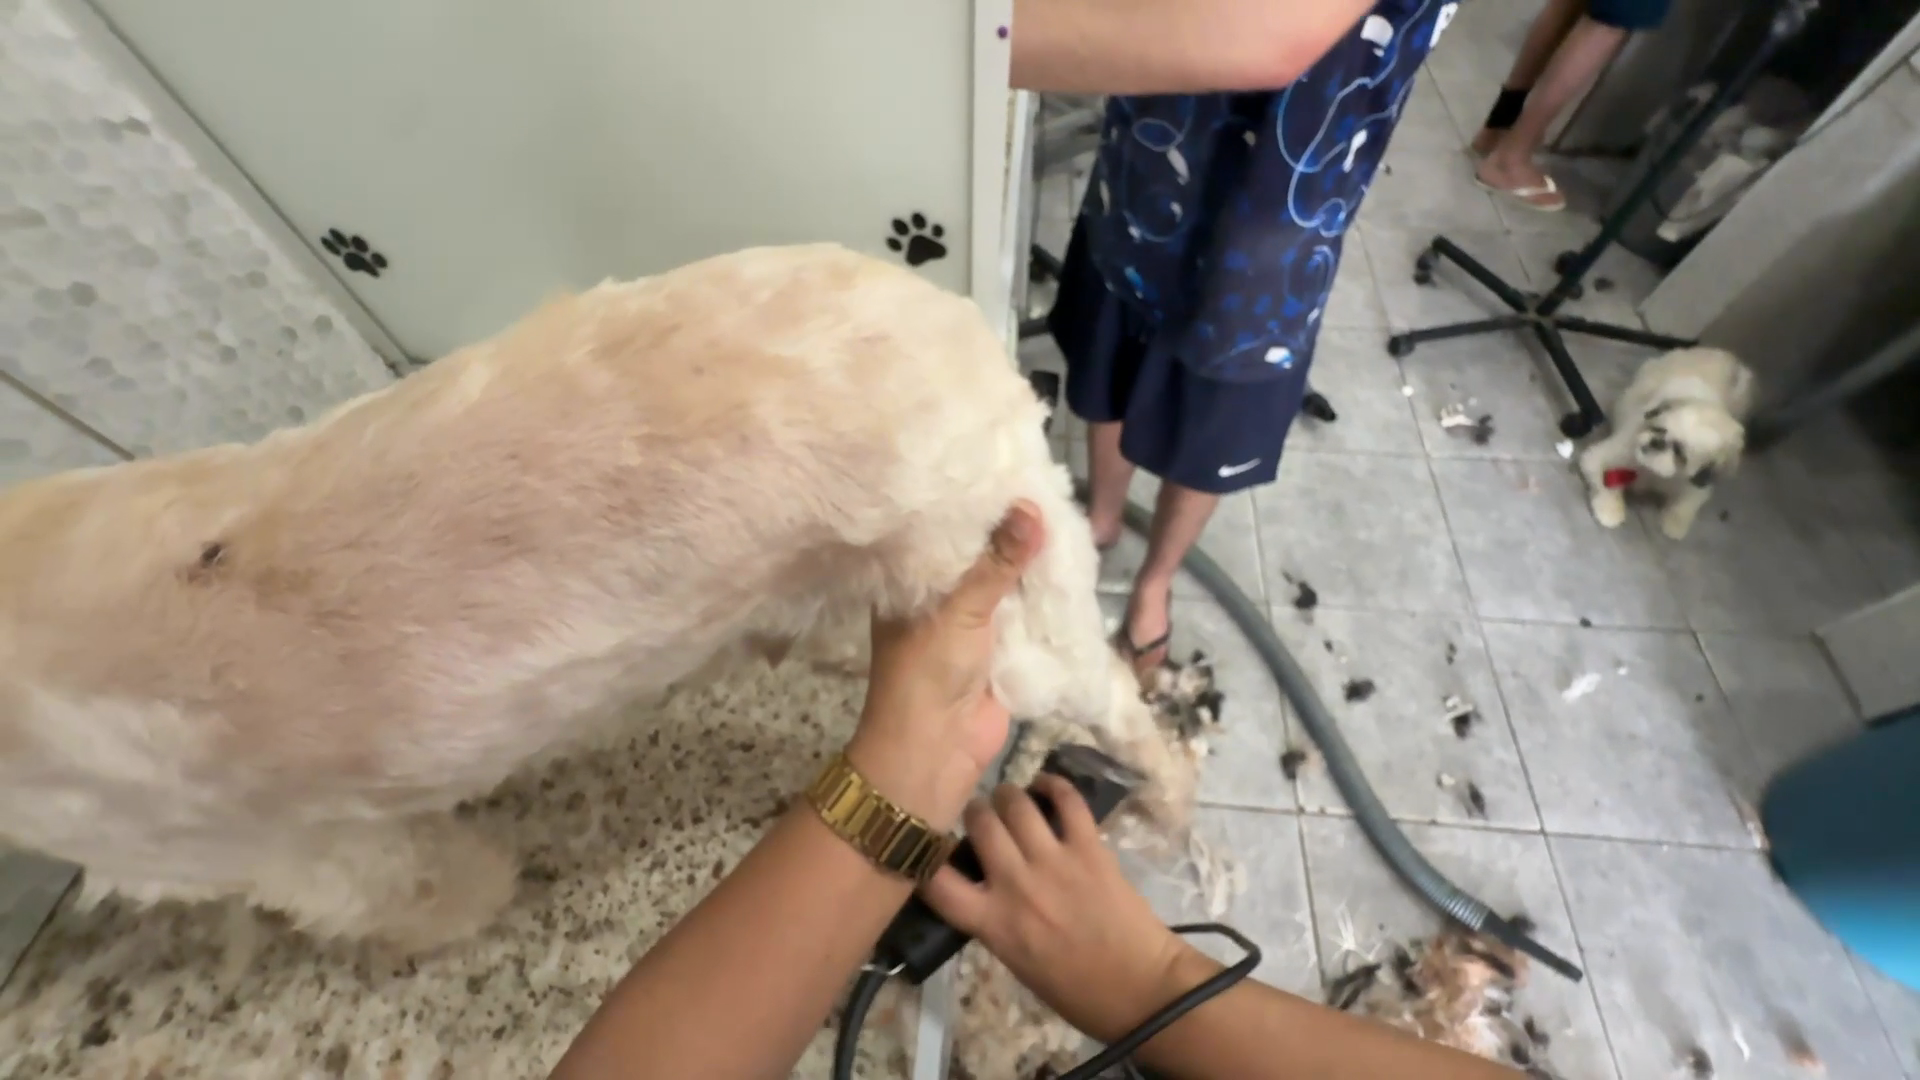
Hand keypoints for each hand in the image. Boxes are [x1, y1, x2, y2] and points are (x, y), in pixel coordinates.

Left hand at [847, 501, 1043, 827]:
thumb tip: (1031, 508)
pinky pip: (1026, 617)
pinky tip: (1071, 570)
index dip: (973, 508)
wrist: (937, 749)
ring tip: (1067, 521)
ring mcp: (972, 626)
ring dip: (1033, 568)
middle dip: (1012, 536)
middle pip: (982, 559)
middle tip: (1048, 491)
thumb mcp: (961, 608)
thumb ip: (998, 562)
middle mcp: (941, 599)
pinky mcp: (1001, 650)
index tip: (1005, 473)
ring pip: (1007, 587)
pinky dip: (1045, 601)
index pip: (944, 534)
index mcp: (913, 583)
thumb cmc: (929, 669)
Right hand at [920, 774, 1191, 1041]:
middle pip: (979, 823)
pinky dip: (1052, 784)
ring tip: (1011, 799)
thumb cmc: (1076, 990)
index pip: (937, 880)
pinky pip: (1066, 798)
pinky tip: (1045, 785)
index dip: (926, 855)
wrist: (1142, 991)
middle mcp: (1017, 885)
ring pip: (1015, 803)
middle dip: (975, 811)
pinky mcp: (1089, 846)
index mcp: (994, 924)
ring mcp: (1054, 861)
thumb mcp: (1015, 961)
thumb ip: (992, 918)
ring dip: (1008, 794)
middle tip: (982, 815)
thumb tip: (979, 881)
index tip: (933, 844)